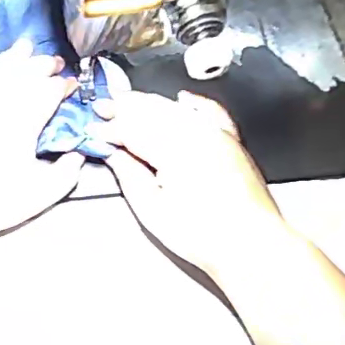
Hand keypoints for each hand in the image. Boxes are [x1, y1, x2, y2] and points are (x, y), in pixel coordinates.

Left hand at [0, 38, 85, 239]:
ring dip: (11, 57)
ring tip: (24, 48)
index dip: (62, 86)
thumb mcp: (40, 195)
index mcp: (23, 121)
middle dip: (42, 65)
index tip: (71, 86)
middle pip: (23, 74)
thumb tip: (76, 156)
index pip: (48, 92)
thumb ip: (66, 174)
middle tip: (55, 63)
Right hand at [95, 91, 296, 278]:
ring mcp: (217, 134)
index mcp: (173, 148)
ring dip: (150, 103)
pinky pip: (209, 111)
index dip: (109, 127)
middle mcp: (197, 133)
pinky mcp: (231, 142)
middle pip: (153, 111)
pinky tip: (183, 99)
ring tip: (130, 102)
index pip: (132, 128)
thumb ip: (129, 174)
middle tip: (104, 106)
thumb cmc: (205, 236)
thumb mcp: (152, 209)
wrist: (251, 245)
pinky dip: (192, 103)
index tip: (93, 128)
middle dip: (125, 107)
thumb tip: (113, 154)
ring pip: (176, 107)